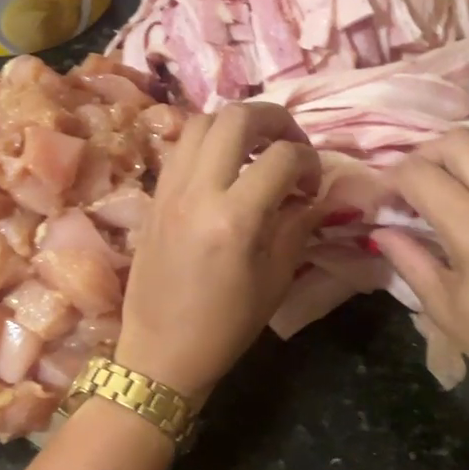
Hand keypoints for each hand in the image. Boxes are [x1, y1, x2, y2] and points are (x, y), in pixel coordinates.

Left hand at [117, 103, 321, 400]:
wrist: (161, 352)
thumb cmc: (225, 326)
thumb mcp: (275, 280)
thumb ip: (297, 226)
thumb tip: (314, 193)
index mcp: (234, 219)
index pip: (282, 157)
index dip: (309, 160)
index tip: (314, 182)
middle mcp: (197, 192)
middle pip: (237, 117)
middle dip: (274, 119)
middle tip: (290, 143)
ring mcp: (170, 189)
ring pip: (202, 121)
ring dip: (236, 124)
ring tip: (256, 149)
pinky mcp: (154, 195)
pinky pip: (180, 146)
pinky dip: (208, 141)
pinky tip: (224, 166)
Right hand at [373, 129, 468, 415]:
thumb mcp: (447, 310)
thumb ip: (409, 261)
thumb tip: (381, 231)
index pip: (421, 175)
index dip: (391, 180)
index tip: (381, 200)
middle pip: (460, 141)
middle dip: (425, 154)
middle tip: (411, 185)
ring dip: (461, 154)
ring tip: (445, 185)